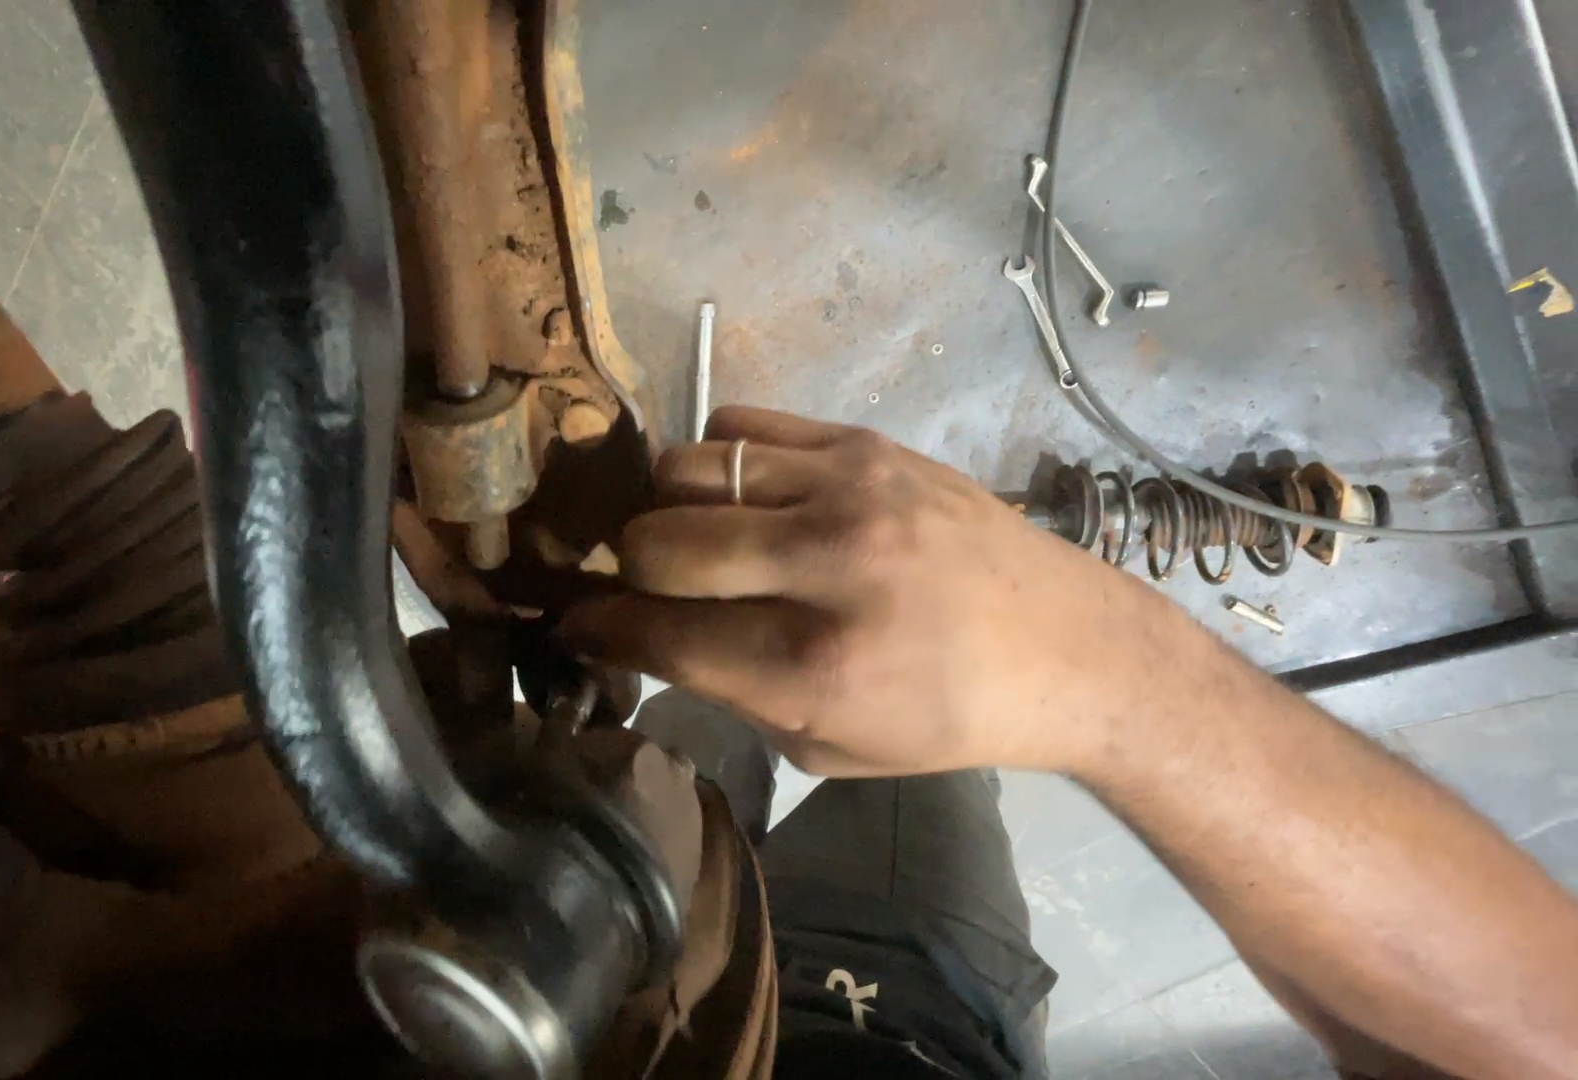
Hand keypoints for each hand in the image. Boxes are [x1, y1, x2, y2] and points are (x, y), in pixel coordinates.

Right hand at [560, 406, 1207, 777]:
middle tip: (640, 582)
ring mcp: (847, 487)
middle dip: (627, 568)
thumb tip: (640, 628)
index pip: (659, 634)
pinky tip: (740, 493)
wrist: (1069, 646)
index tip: (574, 623)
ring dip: (665, 508)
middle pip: (660, 541)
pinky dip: (716, 461)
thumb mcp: (826, 744)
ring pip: (687, 468)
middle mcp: (827, 565)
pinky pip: (741, 423)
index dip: (599, 629)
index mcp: (814, 667)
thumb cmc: (943, 717)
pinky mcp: (866, 441)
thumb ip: (725, 687)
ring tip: (691, 534)